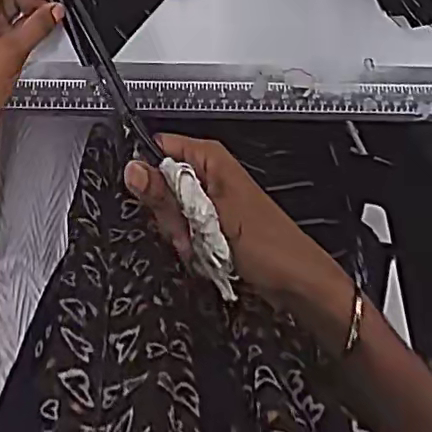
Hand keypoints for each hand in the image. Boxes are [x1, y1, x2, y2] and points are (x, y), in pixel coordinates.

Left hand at [0, 0, 62, 137]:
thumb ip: (36, 26)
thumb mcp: (11, 50)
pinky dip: (26, 33)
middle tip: (51, 10)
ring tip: (41, 34)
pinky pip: (12, 29)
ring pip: (14, 13)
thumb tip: (52, 10)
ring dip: (30, 20)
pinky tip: (34, 42)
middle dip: (33, 1)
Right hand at [125, 133, 356, 340]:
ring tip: (198, 245)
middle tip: (185, 230)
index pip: (157, 146)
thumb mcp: (209, 217)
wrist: (298, 284)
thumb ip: (167, 194)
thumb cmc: (268, 245)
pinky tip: (201, 253)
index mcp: (208, 156)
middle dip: (166, 213)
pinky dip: (187, 243)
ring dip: (177, 233)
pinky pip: (181, 227)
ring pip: (169, 209)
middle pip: (160, 182)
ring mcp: (208, 198)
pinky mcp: (210, 221)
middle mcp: (207, 172)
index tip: (151, 198)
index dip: (147, 172)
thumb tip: (132, 169)